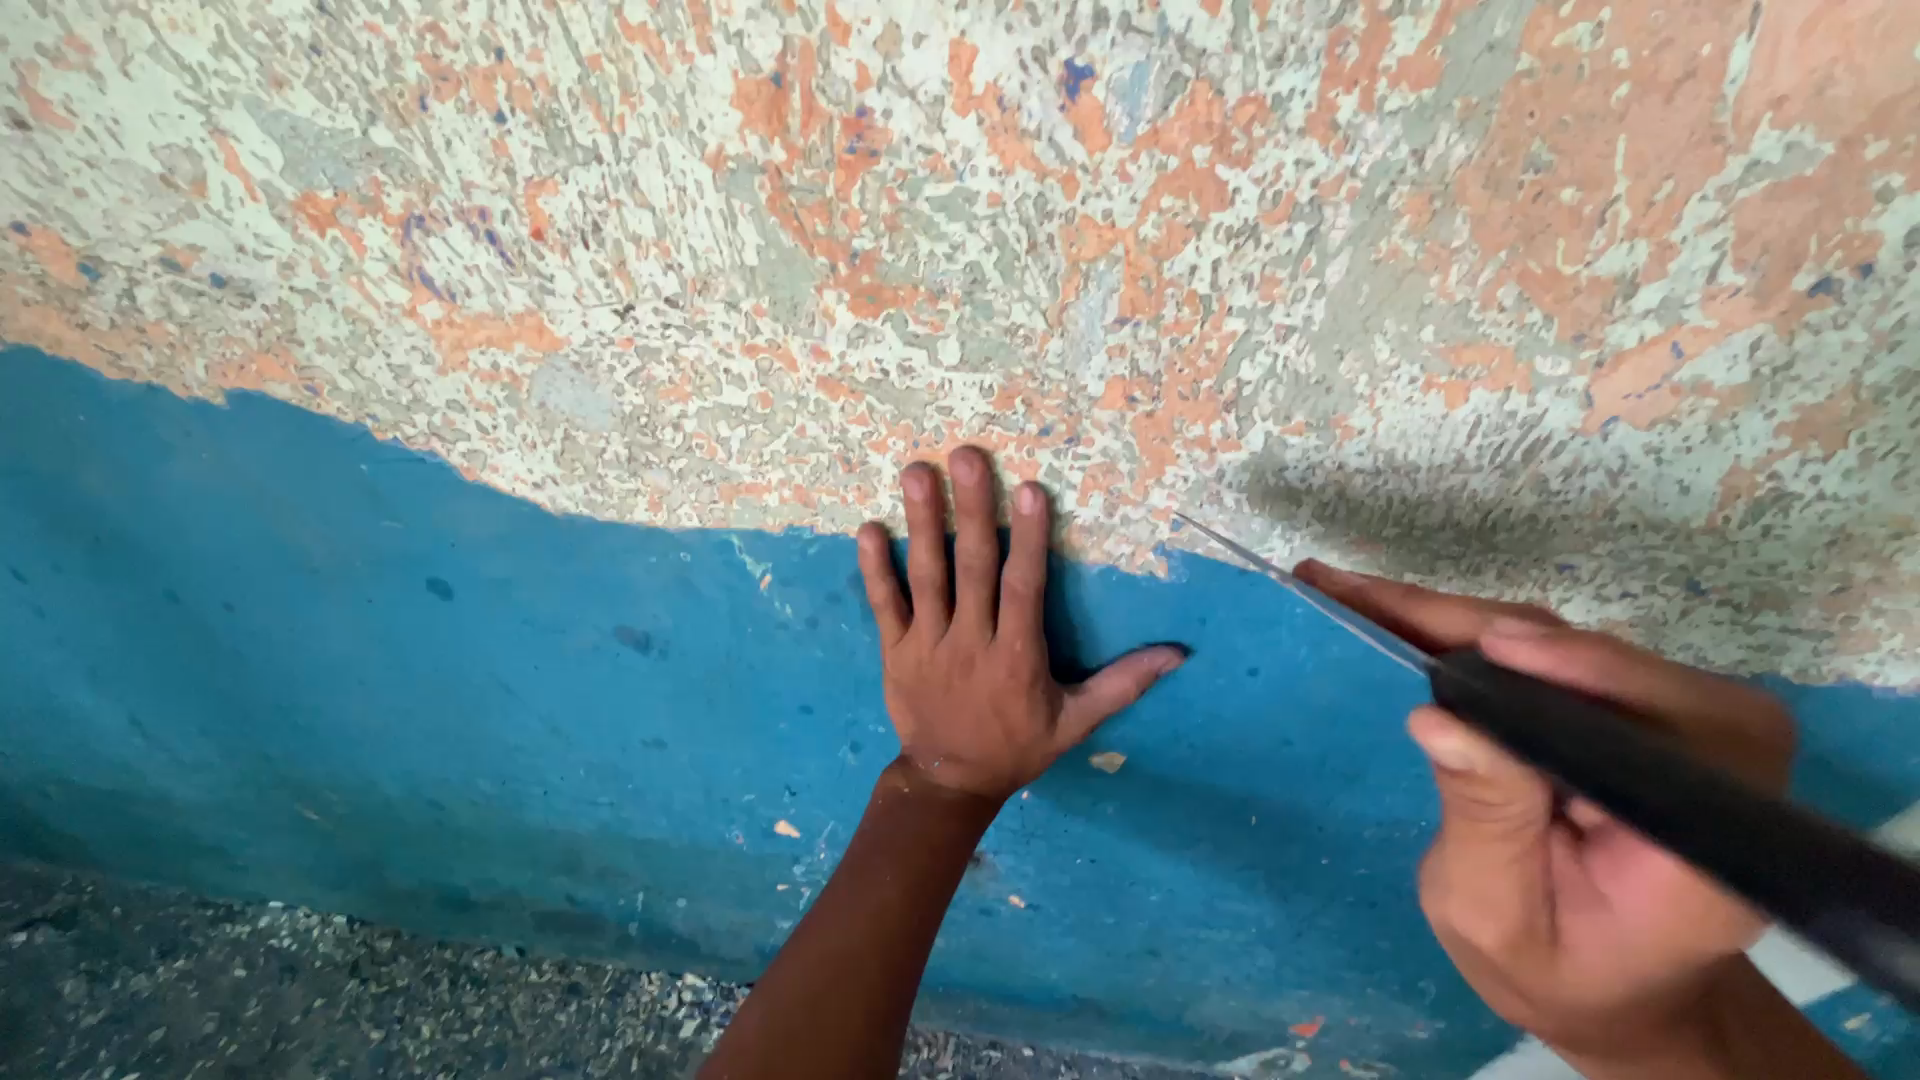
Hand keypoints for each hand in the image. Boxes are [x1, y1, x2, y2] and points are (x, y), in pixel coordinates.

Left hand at [856, 447, 1184, 800]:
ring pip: (926, 577)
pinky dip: (874, 569)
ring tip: (916, 474)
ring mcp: (927, 645)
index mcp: (1016, 657)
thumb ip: (1123, 684)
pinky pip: (884, 605)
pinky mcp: (895, 651)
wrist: (950, 781)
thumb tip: (1177, 654)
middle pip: (972, 568)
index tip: (1029, 490)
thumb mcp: (1077, 722)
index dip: (1029, 540)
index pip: (1024, 588)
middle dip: (971, 510)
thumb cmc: (1018, 746)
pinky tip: (868, 529)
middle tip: (965, 457)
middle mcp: (970, 643)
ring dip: (921, 524)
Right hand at [1295, 561, 1794, 1068]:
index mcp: (1700, 830)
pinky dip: (1456, 632)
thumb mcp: (1496, 913)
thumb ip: (1484, 819)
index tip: (1490, 648)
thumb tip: (1437, 717)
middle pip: (1585, 658)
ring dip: (1446, 618)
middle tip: (1353, 593)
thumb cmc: (1554, 967)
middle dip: (1461, 624)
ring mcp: (1660, 725)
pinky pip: (1535, 652)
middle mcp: (1703, 758)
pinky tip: (1391, 615)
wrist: (1607, 983)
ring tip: (1351, 595)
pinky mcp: (1614, 709)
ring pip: (1551, 642)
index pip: (1665, 722)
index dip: (1577, 669)